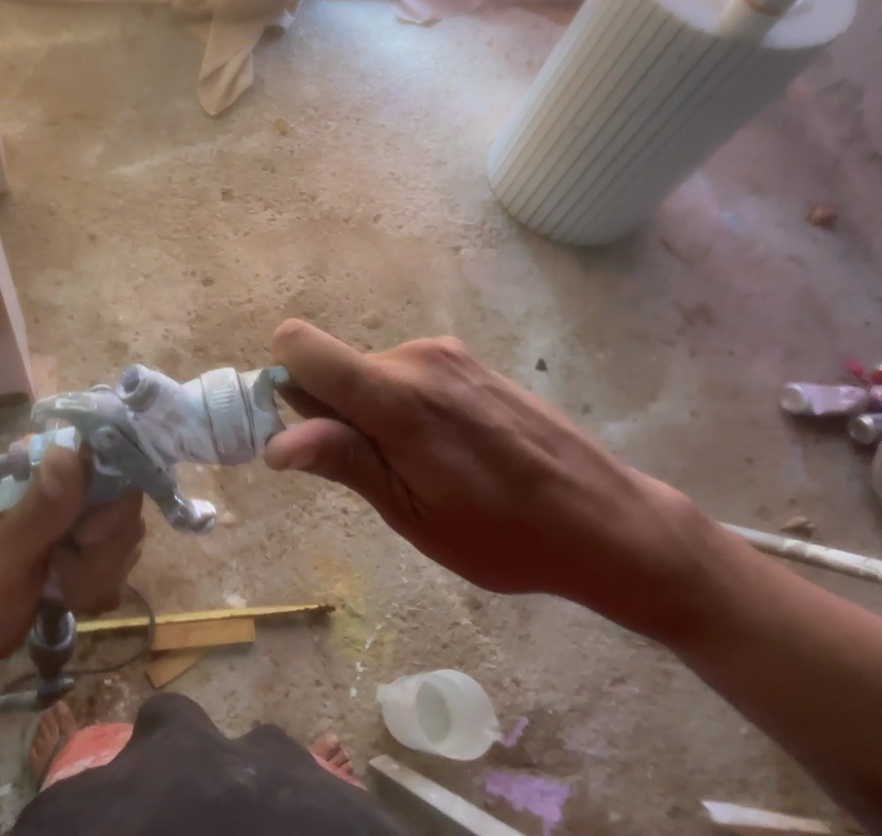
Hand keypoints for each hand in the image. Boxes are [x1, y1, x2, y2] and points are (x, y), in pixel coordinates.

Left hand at [0, 445, 144, 664]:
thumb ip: (36, 511)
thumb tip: (68, 455)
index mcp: (32, 469)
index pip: (96, 452)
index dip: (107, 492)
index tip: (86, 536)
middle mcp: (61, 485)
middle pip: (121, 497)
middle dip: (102, 549)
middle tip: (63, 573)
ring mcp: (76, 518)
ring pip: (125, 532)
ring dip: (99, 573)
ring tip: (59, 590)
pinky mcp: (87, 551)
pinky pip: (121, 559)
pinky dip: (101, 586)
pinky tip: (70, 599)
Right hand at [264, 319, 722, 638]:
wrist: (608, 521)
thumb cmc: (504, 536)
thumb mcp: (413, 514)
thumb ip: (344, 461)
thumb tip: (273, 442)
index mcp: (396, 395)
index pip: (298, 345)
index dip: (282, 384)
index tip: (306, 435)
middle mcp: (417, 357)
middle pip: (332, 367)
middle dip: (333, 414)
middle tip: (382, 475)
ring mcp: (448, 355)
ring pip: (368, 373)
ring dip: (370, 414)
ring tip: (422, 469)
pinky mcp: (468, 362)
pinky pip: (403, 373)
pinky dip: (401, 406)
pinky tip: (448, 451)